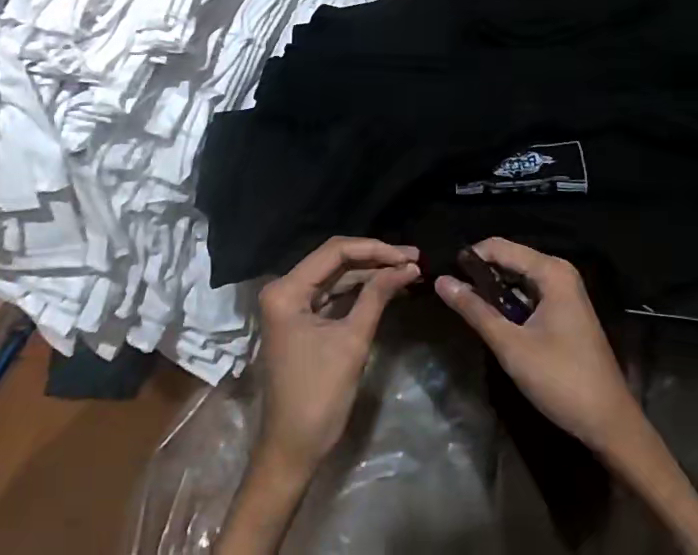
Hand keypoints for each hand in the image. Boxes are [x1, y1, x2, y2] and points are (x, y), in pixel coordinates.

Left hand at [256, 236, 420, 473]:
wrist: (293, 449)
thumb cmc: (319, 395)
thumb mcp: (353, 340)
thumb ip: (378, 295)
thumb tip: (408, 266)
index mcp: (286, 291)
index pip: (335, 251)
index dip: (375, 249)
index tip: (409, 256)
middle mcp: (284, 290)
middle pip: (335, 260)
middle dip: (375, 258)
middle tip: (414, 259)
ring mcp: (291, 306)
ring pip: (336, 276)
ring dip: (370, 273)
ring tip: (407, 270)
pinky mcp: (301, 321)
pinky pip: (333, 295)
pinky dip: (360, 290)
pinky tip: (387, 286)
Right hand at [434, 237, 642, 454]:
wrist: (608, 420)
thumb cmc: (559, 378)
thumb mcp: (510, 345)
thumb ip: (474, 310)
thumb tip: (440, 281)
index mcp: (551, 271)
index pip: (500, 247)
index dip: (469, 257)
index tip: (440, 272)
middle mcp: (559, 273)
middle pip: (509, 260)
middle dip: (479, 273)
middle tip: (446, 290)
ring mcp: (564, 292)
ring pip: (518, 279)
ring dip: (492, 289)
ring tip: (460, 302)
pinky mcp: (564, 311)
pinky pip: (529, 295)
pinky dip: (508, 303)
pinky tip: (488, 318)